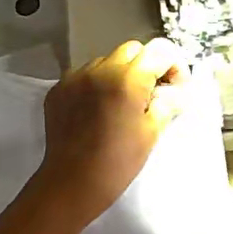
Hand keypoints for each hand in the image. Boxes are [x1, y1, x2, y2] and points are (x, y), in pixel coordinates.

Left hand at [31, 38, 184, 220]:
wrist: (72, 182)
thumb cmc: (119, 161)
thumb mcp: (152, 132)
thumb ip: (167, 102)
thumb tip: (174, 89)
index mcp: (127, 79)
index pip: (159, 51)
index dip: (173, 65)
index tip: (174, 87)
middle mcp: (99, 70)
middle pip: (131, 50)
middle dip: (145, 67)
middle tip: (149, 96)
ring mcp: (75, 78)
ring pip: (105, 61)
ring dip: (118, 75)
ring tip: (120, 105)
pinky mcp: (58, 89)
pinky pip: (83, 76)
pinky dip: (95, 85)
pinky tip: (96, 111)